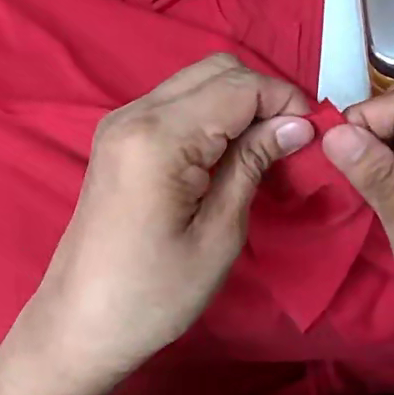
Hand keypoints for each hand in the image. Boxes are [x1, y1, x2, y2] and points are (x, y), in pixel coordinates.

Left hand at [18, 54, 315, 394]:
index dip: (285, 100)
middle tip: (292, 140)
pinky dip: (213, 113)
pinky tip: (230, 150)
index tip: (313, 134)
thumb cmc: (155, 294)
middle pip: (218, 69)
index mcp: (159, 137)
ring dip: (239, 101)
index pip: (239, 86)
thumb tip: (298, 125)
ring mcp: (121, 122)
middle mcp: (135, 114)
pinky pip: (177, 102)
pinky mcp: (119, 137)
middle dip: (264, 94)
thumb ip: (254, 164)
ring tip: (266, 146)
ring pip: (197, 80)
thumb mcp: (219, 234)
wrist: (80, 325)